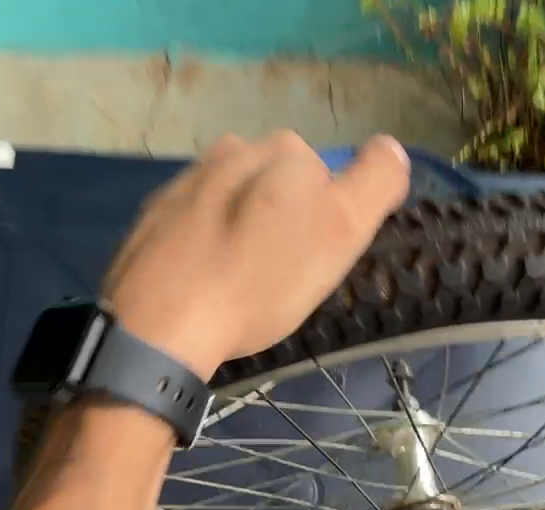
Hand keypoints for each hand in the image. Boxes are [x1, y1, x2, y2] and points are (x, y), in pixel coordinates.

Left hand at [104, 131, 411, 379]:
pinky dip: (210, 247)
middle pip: (282, 187)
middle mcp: (234, 150)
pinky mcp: (154, 217)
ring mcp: (187, 180)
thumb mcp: (340, 233)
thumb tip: (390, 149)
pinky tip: (207, 283)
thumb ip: (374, 183)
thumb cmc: (261, 283)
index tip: (315, 261)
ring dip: (247, 233)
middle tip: (282, 278)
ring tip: (242, 284)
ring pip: (239, 202)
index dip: (332, 221)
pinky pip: (200, 224)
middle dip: (288, 222)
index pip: (331, 176)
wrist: (162, 324)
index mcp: (285, 151)